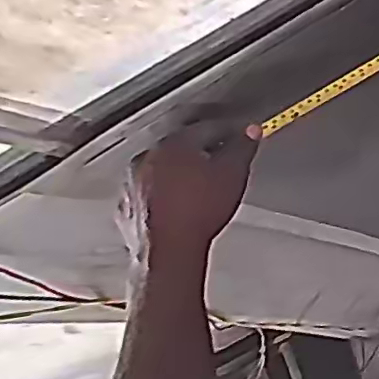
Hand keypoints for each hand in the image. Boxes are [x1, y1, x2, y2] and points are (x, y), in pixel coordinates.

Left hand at [118, 121, 259, 266]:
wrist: (169, 251)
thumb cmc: (200, 211)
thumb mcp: (234, 173)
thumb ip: (243, 146)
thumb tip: (250, 132)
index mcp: (176, 145)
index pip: (208, 127)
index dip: (229, 130)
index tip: (240, 135)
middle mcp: (149, 158)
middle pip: (182, 145)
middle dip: (203, 150)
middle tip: (223, 159)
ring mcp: (133, 182)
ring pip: (163, 167)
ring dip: (181, 171)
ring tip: (202, 184)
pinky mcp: (127, 205)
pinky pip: (149, 190)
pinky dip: (165, 192)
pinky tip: (180, 203)